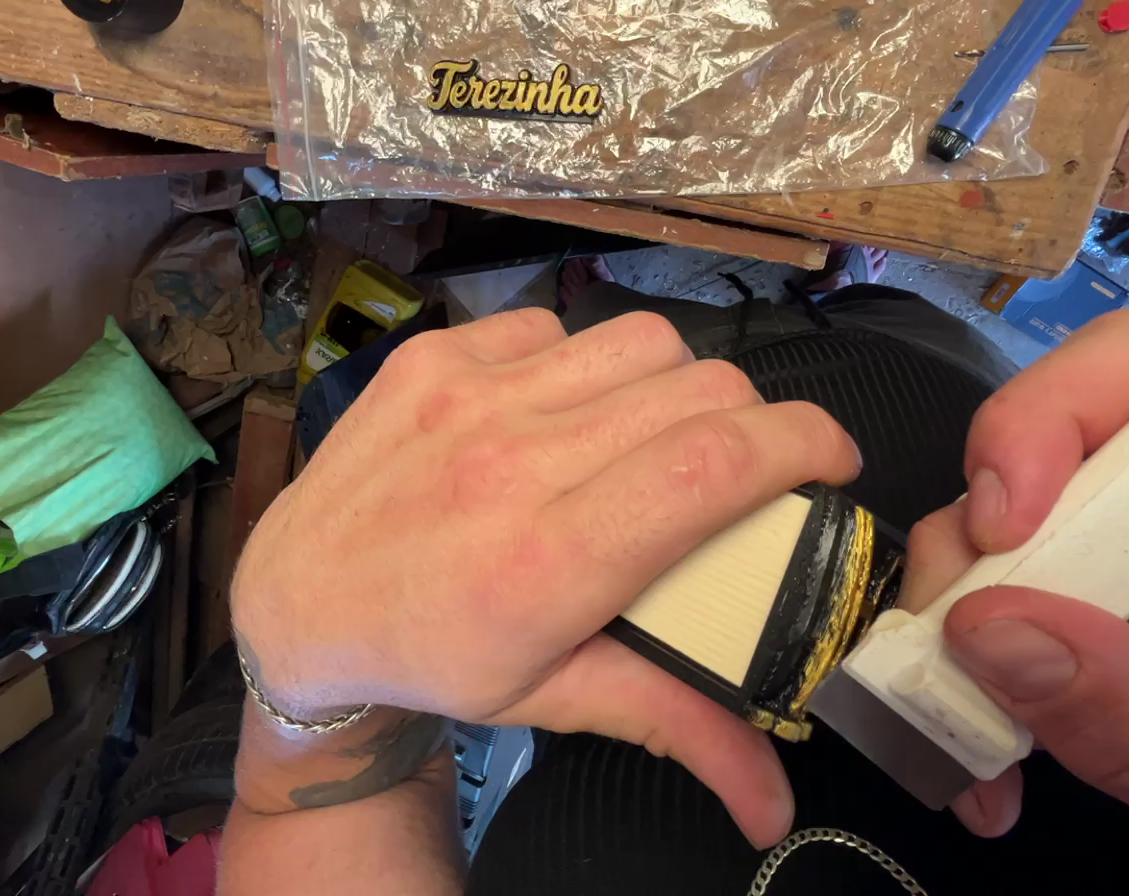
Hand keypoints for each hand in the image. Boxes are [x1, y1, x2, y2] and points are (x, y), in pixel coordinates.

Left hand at [229, 308, 861, 846]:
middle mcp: (514, 460)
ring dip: (670, 380)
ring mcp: (468, 392)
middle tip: (734, 458)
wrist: (301, 598)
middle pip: (693, 389)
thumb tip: (774, 801)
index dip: (802, 441)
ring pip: (637, 341)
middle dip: (746, 417)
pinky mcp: (436, 357)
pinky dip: (580, 360)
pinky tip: (559, 403)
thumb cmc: (431, 653)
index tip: (828, 455)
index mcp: (552, 559)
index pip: (716, 462)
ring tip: (650, 424)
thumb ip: (672, 725)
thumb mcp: (549, 695)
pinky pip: (552, 327)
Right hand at [903, 311, 1128, 893]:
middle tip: (954, 643)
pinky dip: (953, 653)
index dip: (1049, 420)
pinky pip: (979, 580)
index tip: (998, 532)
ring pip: (984, 518)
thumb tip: (985, 632)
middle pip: (1039, 445)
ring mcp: (1128, 540)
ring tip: (968, 741)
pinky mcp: (1080, 579)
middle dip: (973, 540)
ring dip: (950, 621)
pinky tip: (980, 743)